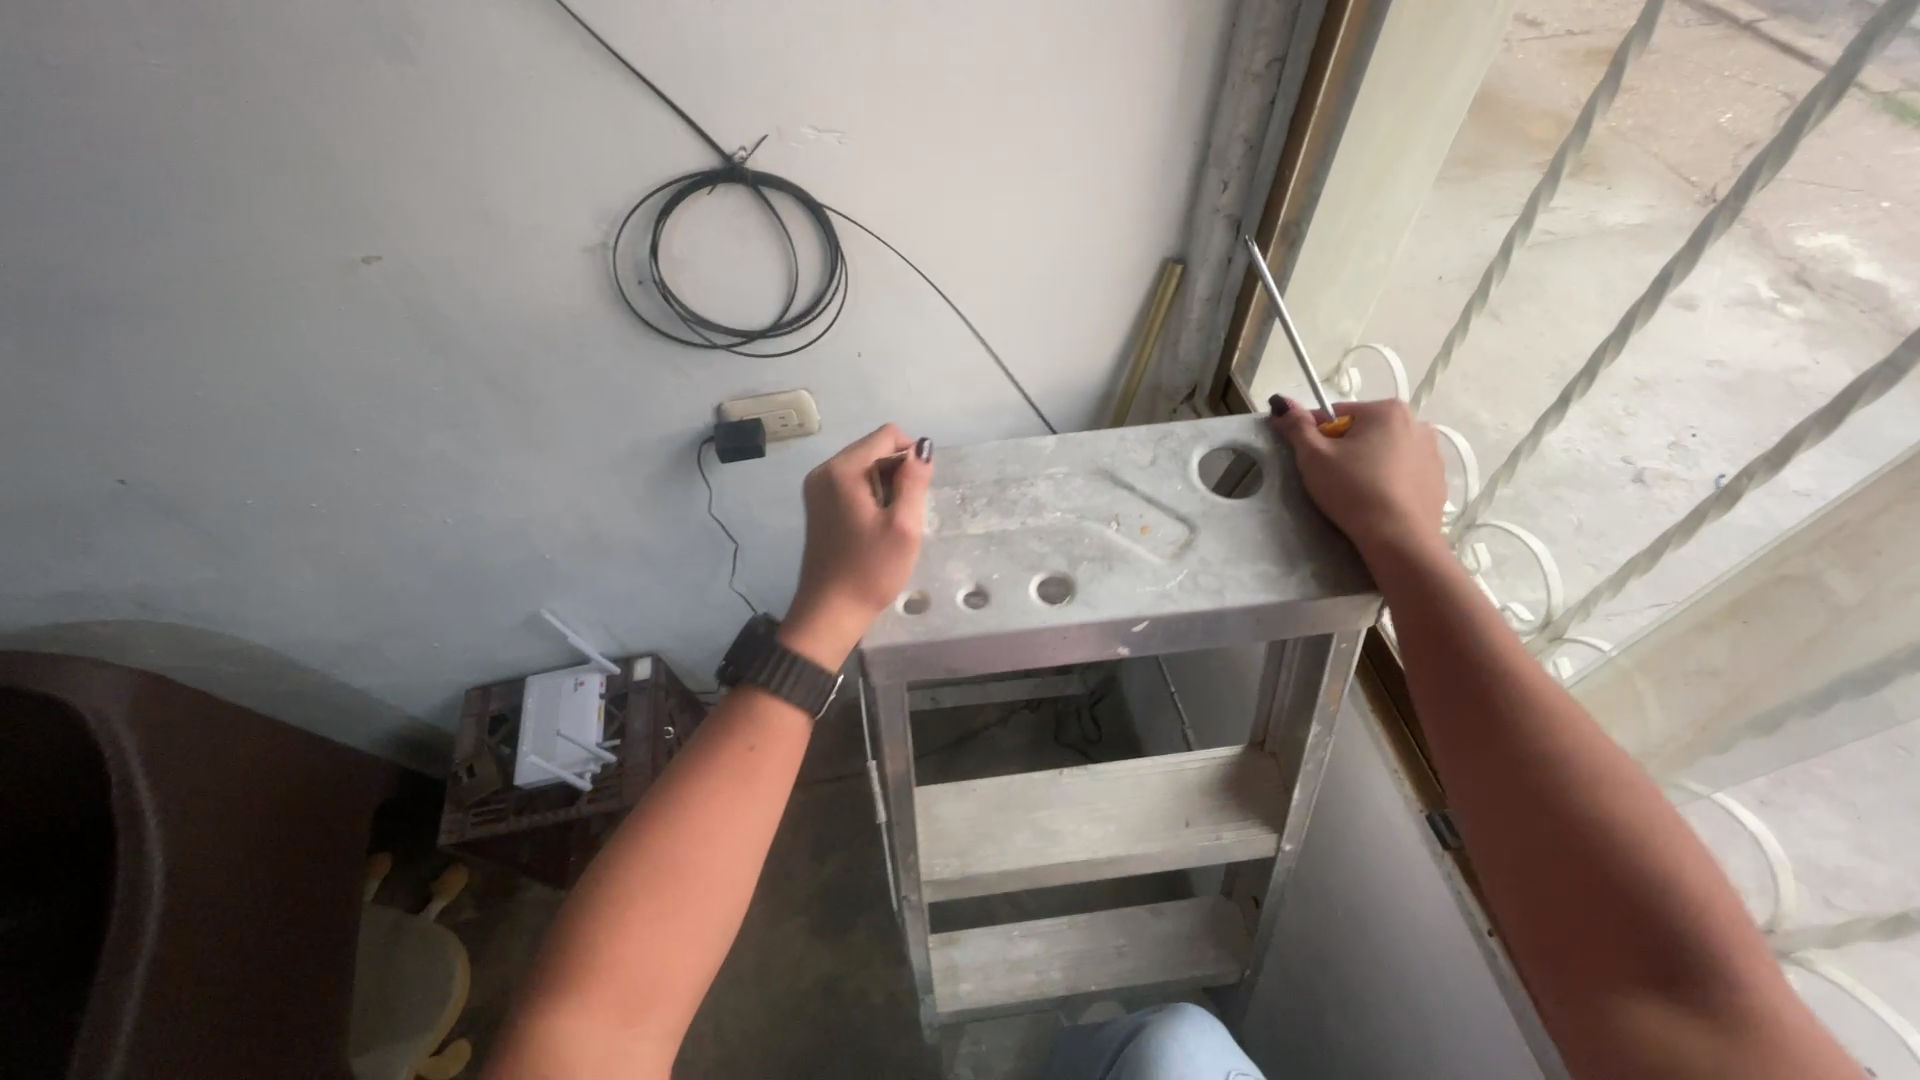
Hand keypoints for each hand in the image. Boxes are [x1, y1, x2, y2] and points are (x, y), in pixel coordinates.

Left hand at [781, 425, 933, 668]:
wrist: (831, 611)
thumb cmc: (871, 570)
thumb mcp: (904, 526)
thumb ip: (914, 480)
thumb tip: (922, 448)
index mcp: (843, 470)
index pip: (887, 435)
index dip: (911, 457)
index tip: (916, 494)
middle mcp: (824, 470)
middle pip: (873, 448)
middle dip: (897, 473)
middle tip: (902, 514)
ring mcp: (817, 487)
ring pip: (864, 466)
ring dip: (885, 486)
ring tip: (888, 523)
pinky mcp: (818, 504)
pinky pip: (852, 483)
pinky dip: (870, 496)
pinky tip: (874, 526)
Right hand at [1269, 396, 1446, 565]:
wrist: (1399, 538)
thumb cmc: (1352, 490)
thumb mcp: (1314, 457)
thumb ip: (1296, 426)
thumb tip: (1280, 402)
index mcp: (1386, 410)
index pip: (1336, 414)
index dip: (1317, 438)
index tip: (1312, 462)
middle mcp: (1416, 422)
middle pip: (1363, 431)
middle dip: (1345, 450)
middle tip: (1333, 479)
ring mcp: (1432, 451)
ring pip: (1384, 451)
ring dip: (1368, 463)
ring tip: (1356, 492)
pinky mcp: (1437, 478)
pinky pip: (1403, 471)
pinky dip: (1388, 480)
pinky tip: (1378, 501)